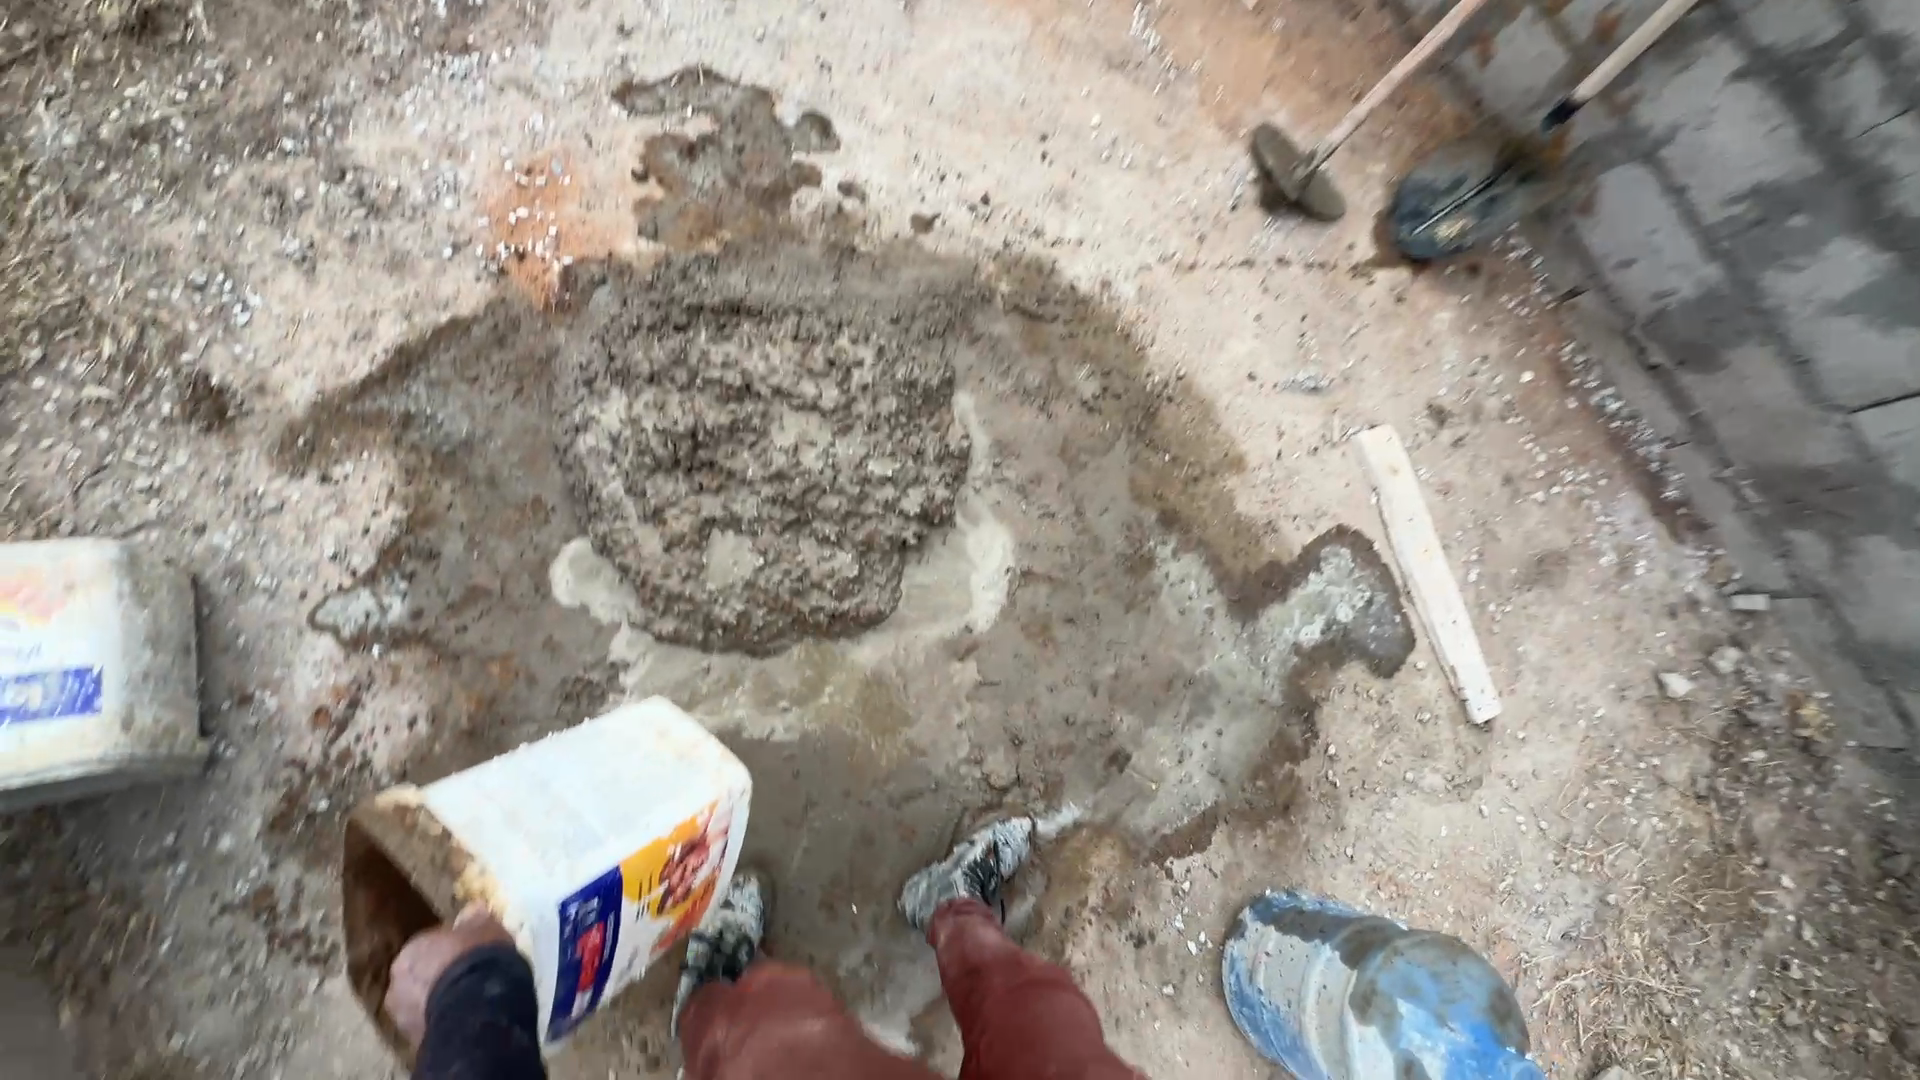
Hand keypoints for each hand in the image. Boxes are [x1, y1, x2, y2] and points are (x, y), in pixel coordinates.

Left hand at [385, 903, 514, 1050]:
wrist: (473, 1003)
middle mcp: (396, 981)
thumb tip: (472, 909)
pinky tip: (462, 1010)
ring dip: (437, 996)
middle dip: (439, 972)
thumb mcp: (484, 926)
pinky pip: (429, 1018)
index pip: (430, 943)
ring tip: (465, 995)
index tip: (470, 947)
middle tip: (465, 972)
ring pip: (421, 998)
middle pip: (421, 972)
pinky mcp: (412, 1036)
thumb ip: (475, 917)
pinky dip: (441, 1014)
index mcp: (410, 950)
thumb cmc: (475, 956)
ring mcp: (400, 1012)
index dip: (452, 944)